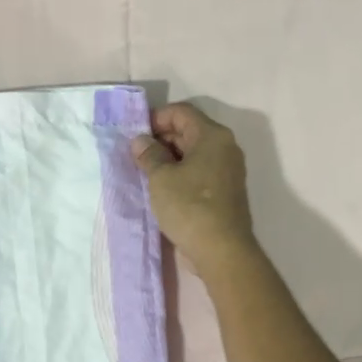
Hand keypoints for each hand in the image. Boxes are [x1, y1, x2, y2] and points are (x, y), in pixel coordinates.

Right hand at [131, 102, 259, 279]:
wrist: (221, 250)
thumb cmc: (189, 207)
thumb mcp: (161, 178)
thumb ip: (149, 155)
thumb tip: (140, 141)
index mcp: (212, 136)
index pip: (182, 112)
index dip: (156, 118)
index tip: (135, 134)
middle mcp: (224, 148)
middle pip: (189, 132)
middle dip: (161, 140)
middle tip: (136, 156)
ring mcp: (227, 171)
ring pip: (193, 155)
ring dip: (169, 160)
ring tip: (145, 174)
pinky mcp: (224, 193)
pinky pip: (198, 174)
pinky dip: (180, 176)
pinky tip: (162, 190)